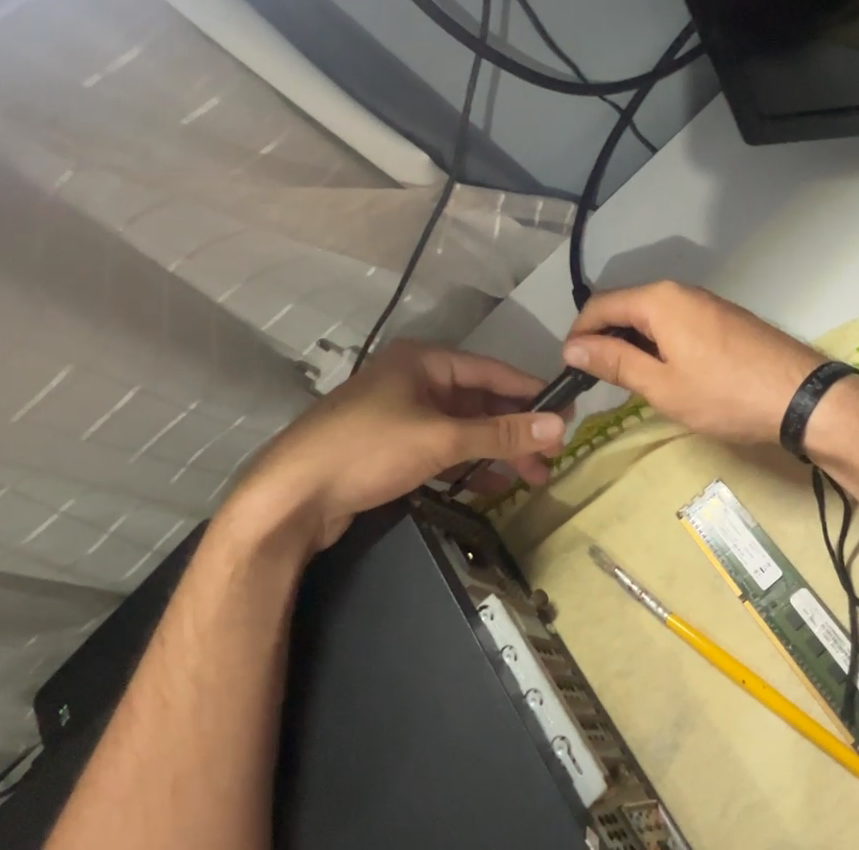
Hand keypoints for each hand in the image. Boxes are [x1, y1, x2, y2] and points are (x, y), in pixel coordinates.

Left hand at [223, 342, 564, 550]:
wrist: (290, 496)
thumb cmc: (368, 449)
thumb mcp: (441, 438)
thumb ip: (501, 433)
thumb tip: (559, 425)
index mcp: (423, 362)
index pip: (492, 371)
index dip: (530, 394)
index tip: (567, 415)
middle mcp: (412, 381)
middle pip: (478, 402)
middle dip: (515, 431)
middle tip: (552, 457)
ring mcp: (399, 416)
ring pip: (461, 430)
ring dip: (496, 452)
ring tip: (532, 479)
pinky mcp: (388, 449)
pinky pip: (441, 451)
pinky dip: (467, 466)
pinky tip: (492, 488)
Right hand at [563, 282, 824, 444]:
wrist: (800, 396)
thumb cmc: (724, 394)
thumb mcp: (661, 385)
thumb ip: (614, 361)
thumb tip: (572, 346)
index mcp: (658, 300)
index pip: (600, 306)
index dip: (579, 336)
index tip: (571, 369)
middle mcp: (680, 291)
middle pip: (626, 307)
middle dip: (606, 339)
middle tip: (599, 380)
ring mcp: (706, 303)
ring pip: (653, 316)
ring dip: (634, 343)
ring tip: (631, 382)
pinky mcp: (725, 319)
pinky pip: (677, 323)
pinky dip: (661, 343)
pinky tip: (668, 374)